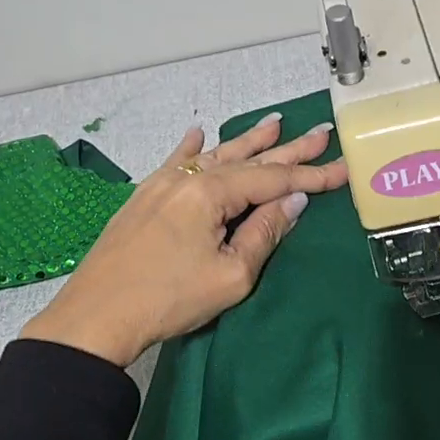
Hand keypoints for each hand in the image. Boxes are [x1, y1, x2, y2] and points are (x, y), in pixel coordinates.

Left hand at [20, 113, 346, 366]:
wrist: (95, 317)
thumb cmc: (169, 299)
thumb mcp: (230, 275)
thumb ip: (264, 233)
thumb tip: (292, 202)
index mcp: (210, 193)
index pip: (273, 180)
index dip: (311, 176)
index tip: (343, 168)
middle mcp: (187, 178)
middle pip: (248, 160)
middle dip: (288, 149)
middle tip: (321, 131)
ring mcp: (162, 185)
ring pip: (215, 156)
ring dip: (248, 141)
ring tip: (275, 122)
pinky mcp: (144, 199)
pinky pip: (174, 161)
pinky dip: (190, 146)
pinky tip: (199, 131)